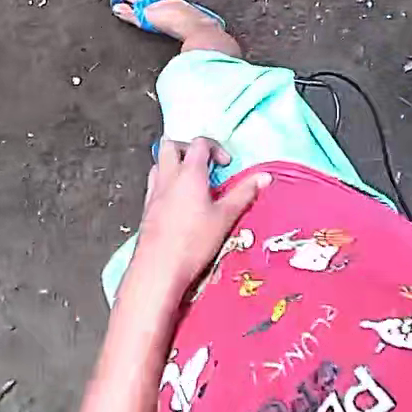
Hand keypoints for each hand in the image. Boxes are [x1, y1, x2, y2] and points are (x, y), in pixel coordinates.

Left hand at [128, 138, 269, 298]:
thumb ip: (244, 193)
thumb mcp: (225, 217)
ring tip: (191, 183)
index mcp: (189, 173)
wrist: (158, 267)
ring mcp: (154, 191)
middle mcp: (168, 176)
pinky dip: (166, 182)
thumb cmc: (194, 240)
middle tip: (204, 166)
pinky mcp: (146, 207)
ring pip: (159, 163)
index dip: (215, 148)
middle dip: (188, 148)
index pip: (199, 143)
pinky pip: (155, 183)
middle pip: (171, 145)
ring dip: (175, 164)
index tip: (226, 166)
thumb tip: (265, 176)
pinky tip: (178, 202)